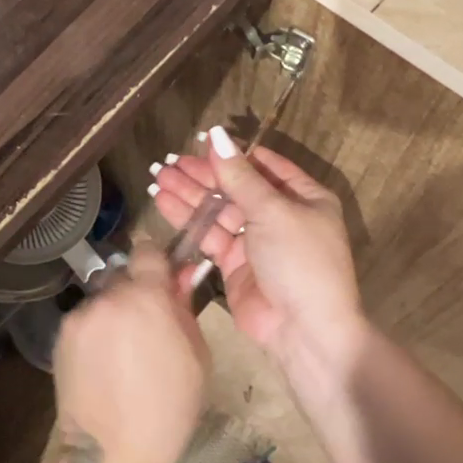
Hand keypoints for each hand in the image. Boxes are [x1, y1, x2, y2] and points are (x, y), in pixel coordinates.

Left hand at [52, 247, 207, 462]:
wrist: (113, 451)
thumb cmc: (170, 408)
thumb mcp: (196, 356)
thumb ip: (184, 308)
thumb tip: (181, 276)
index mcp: (147, 298)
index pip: (147, 250)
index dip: (157, 262)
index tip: (164, 280)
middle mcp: (107, 299)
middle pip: (123, 276)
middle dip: (137, 293)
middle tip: (149, 327)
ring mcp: (78, 318)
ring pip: (103, 301)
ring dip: (115, 314)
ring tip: (125, 354)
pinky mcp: (59, 338)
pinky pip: (85, 322)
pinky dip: (96, 334)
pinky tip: (104, 365)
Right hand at [150, 129, 366, 363]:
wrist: (303, 328)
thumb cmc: (299, 260)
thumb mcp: (272, 211)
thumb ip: (239, 176)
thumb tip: (216, 135)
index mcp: (304, 197)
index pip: (264, 166)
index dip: (233, 154)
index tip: (199, 142)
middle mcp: (281, 216)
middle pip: (237, 187)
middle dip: (204, 175)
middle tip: (169, 162)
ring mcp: (257, 241)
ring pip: (219, 211)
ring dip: (190, 195)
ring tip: (158, 176)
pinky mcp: (235, 265)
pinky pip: (210, 235)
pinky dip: (188, 220)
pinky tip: (164, 202)